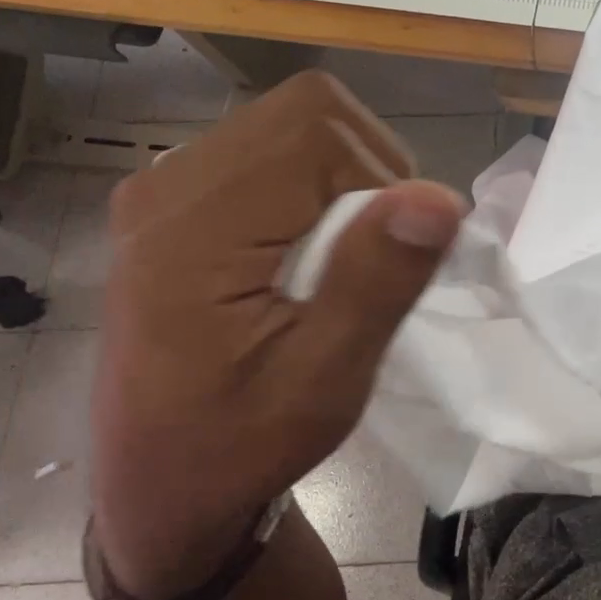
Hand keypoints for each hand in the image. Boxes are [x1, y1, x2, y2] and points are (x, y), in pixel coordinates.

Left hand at [89, 72, 466, 599]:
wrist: (161, 486)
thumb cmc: (240, 445)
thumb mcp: (322, 382)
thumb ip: (375, 282)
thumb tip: (439, 195)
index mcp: (192, 227)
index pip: (319, 130)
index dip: (377, 176)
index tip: (380, 256)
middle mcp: (168, 184)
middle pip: (309, 112)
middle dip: (367, 170)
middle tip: (367, 257)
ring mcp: (167, 185)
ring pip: (297, 124)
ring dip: (346, 177)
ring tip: (339, 258)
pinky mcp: (179, 197)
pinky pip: (275, 149)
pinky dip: (318, 184)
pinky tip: (309, 249)